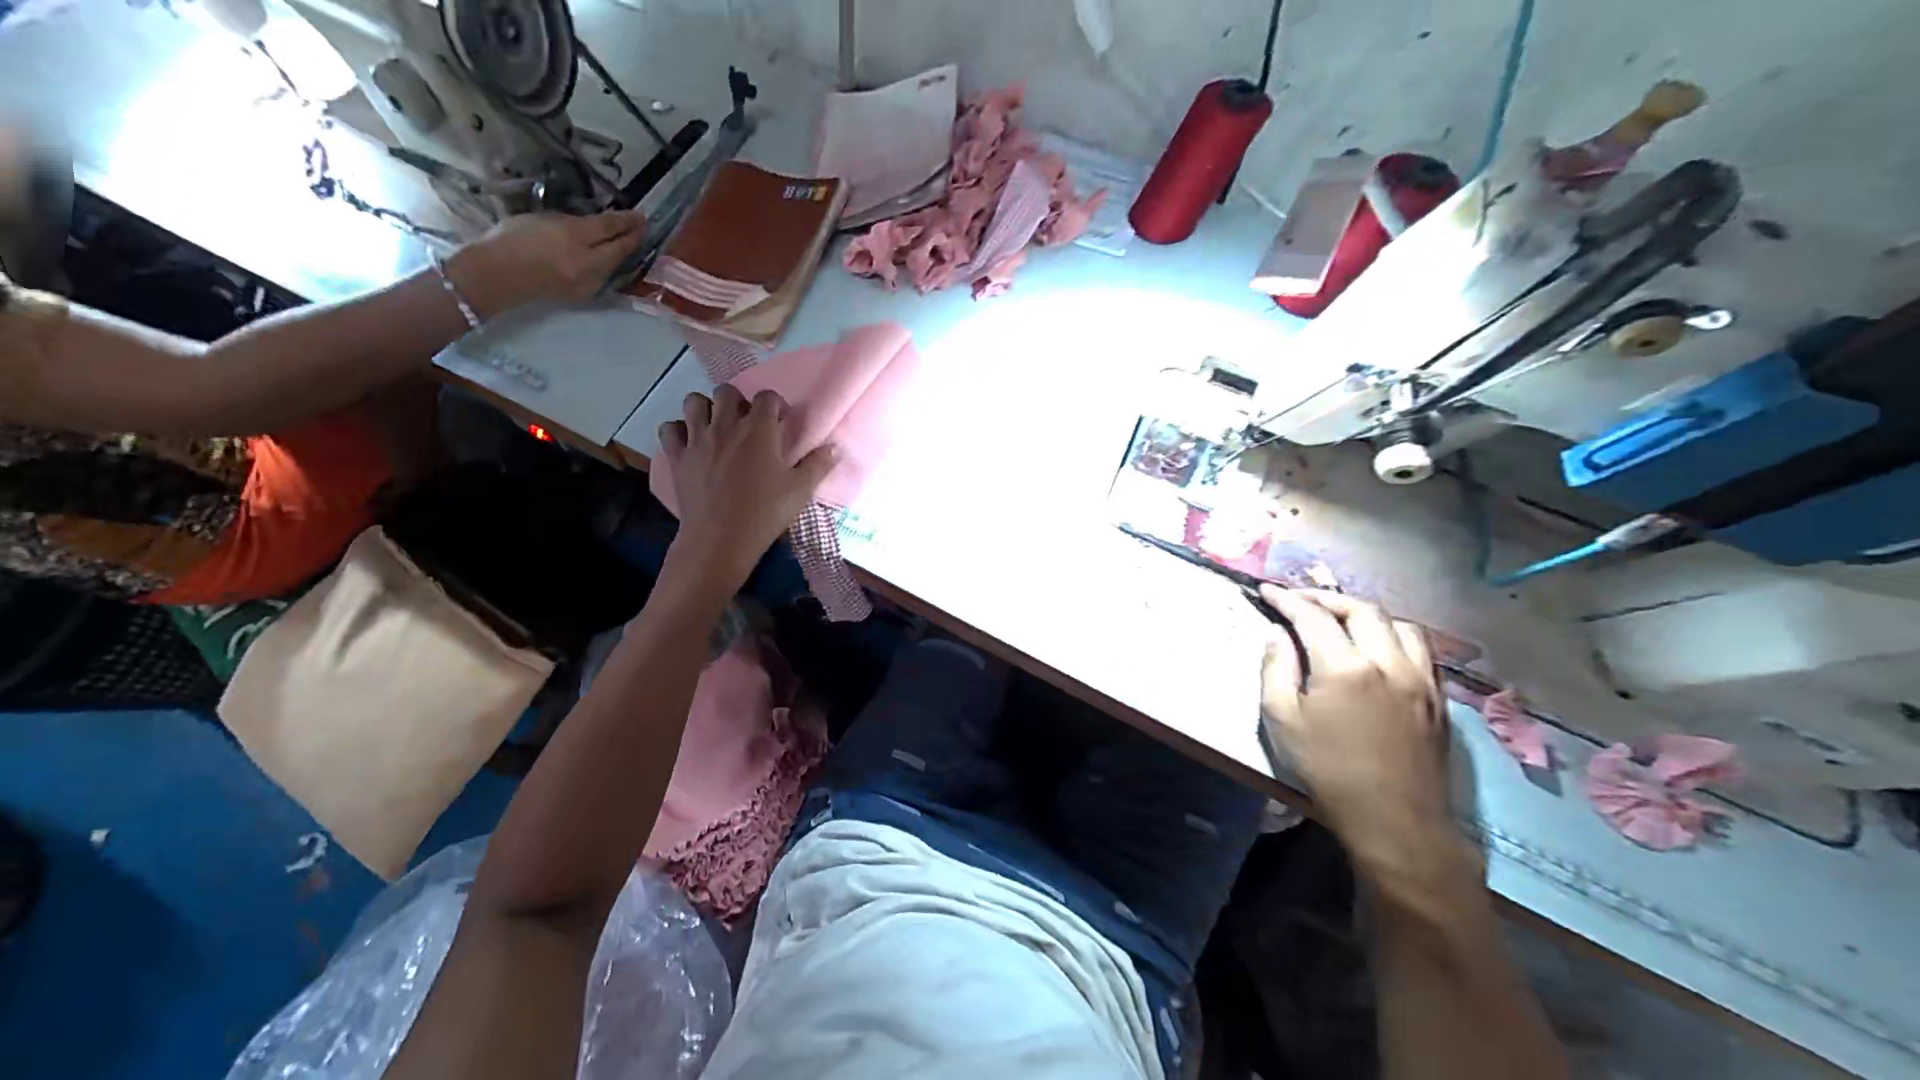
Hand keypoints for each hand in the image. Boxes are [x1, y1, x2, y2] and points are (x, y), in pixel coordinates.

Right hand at [443, 210, 645, 317]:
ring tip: (631, 241)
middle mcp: (586, 262)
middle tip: (642, 227)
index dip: (626, 220)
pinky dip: (610, 265)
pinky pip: (604, 276)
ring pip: (613, 264)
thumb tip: (597, 225)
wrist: (497, 276)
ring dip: (623, 252)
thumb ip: (573, 222)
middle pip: (617, 249)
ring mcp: (587, 281)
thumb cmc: (511, 239)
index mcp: (572, 236)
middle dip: (632, 237)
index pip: (607, 227)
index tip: (640, 216)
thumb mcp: (543, 219)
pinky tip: (611, 258)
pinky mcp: (584, 294)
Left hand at [658, 385, 835, 588]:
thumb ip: (818, 465)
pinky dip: (678, 430)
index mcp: (759, 431)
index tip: (781, 421)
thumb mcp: (800, 491)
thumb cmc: (765, 514)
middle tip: (747, 423)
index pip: (767, 397)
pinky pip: (669, 428)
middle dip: (739, 401)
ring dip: (706, 408)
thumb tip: (834, 448)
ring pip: (694, 402)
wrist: (720, 540)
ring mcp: (697, 439)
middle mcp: (726, 426)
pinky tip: (690, 442)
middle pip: (727, 392)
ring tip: (716, 426)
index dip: (776, 404)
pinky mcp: (677, 457)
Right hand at [1258, 588, 1450, 871]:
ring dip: (1366, 613)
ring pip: (1398, 623)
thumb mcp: (1282, 720)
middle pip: (1360, 609)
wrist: (1394, 820)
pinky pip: (1421, 649)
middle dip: (1326, 598)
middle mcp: (1388, 662)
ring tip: (1343, 620)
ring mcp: (1420, 678)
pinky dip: (1395, 636)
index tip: (1267, 591)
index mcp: (1345, 667)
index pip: (1312, 616)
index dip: (1287, 599)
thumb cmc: (1327, 771)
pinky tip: (1379, 649)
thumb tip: (1276, 634)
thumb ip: (1276, 669)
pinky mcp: (1438, 696)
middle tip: (1301, 601)